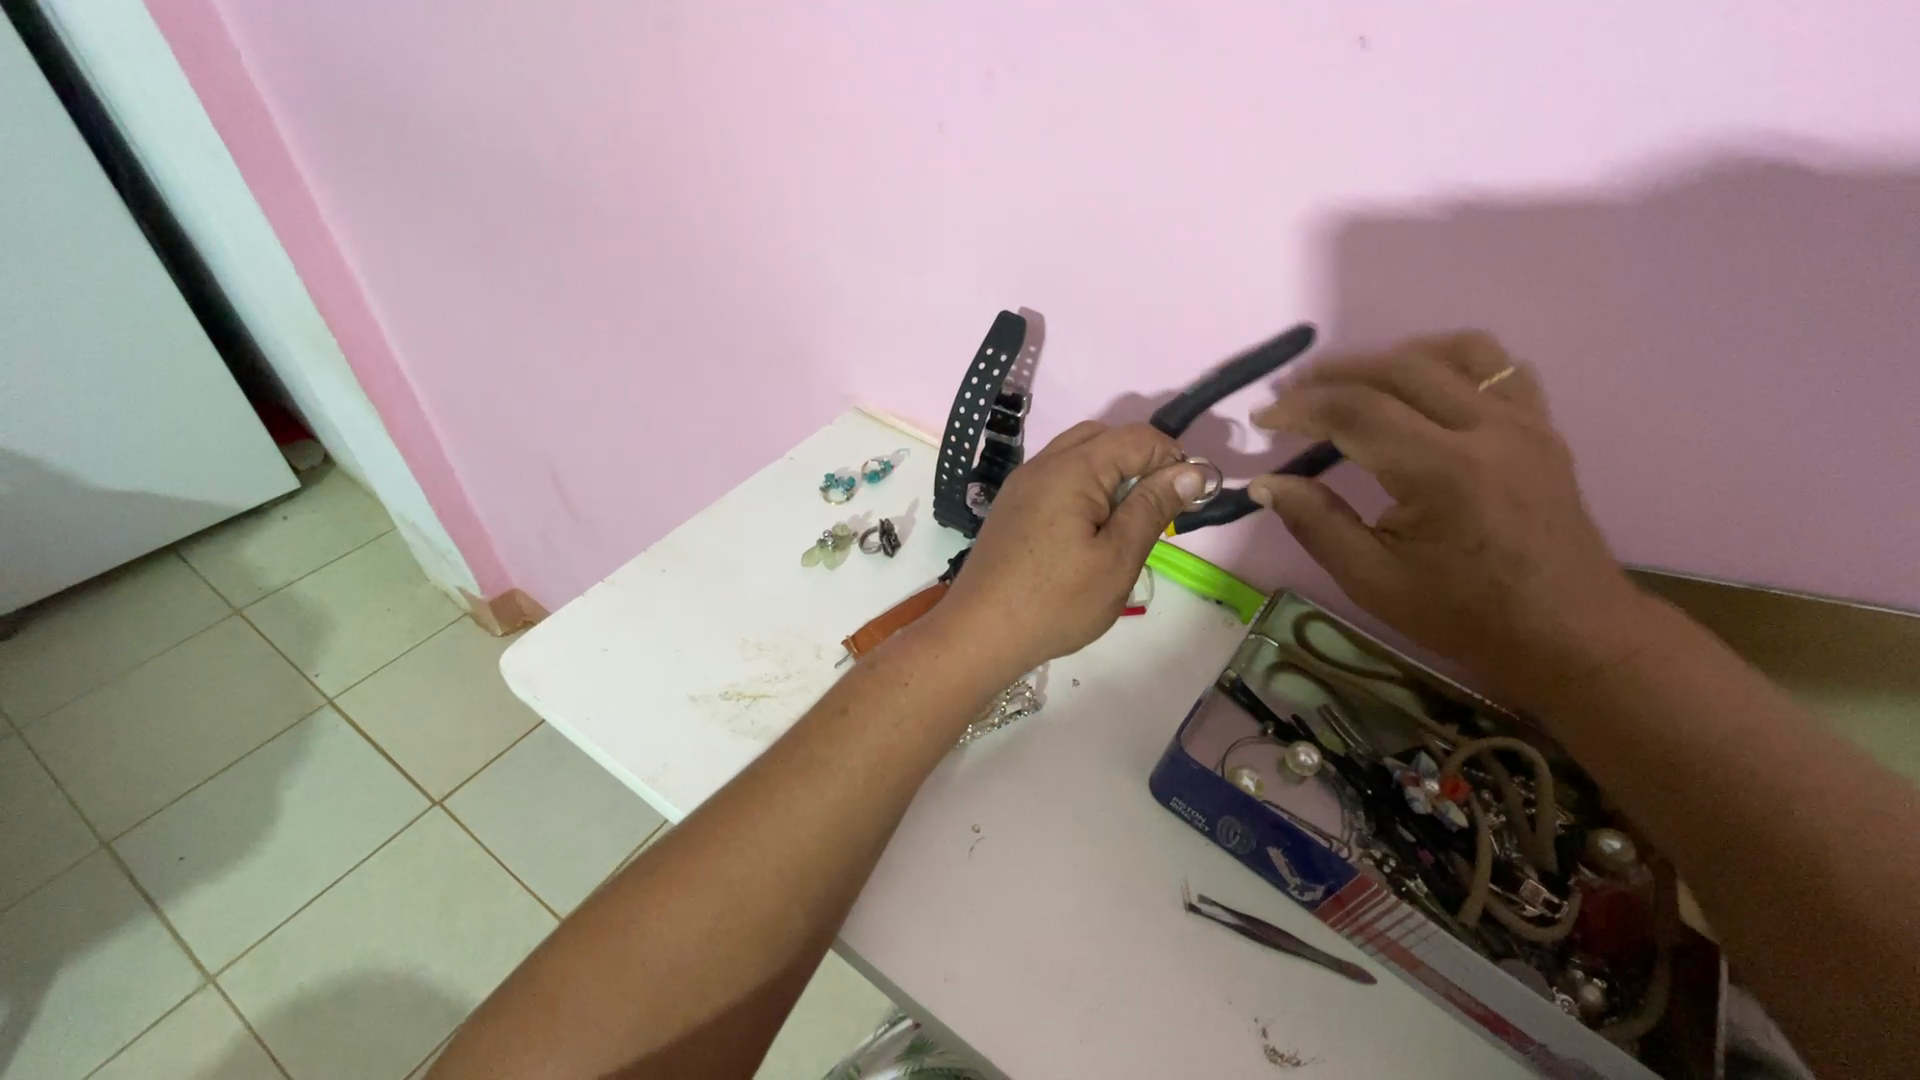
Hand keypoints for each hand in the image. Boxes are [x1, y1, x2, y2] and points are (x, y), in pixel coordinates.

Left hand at [936, 422, 1205, 679]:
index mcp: (1071, 469)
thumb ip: (1152, 508)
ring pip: (1077, 456)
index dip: (1172, 458)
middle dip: (1140, 461)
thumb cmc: (1055, 602)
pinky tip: (1090, 531)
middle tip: (1160, 507)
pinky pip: (1056, 478)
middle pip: (1103, 438)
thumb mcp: (1117, 559)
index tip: (1191, 497)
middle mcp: (1043, 464)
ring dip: (1111, 475)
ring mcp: (1021, 485)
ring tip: (1127, 521)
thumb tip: (1192, 471)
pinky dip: (1083, 488)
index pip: (1136, 437)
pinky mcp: (1011, 508)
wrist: (978, 633)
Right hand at [1247, 332, 1649, 705]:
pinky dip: (1450, 362)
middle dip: (1334, 374)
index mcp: (1442, 472)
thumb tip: (1265, 483)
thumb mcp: (1372, 581)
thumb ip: (1316, 523)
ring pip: (1454, 351)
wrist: (1568, 633)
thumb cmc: (1463, 615)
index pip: (1357, 411)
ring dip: (1392, 357)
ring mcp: (1523, 423)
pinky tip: (1420, 387)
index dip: (1301, 407)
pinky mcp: (1542, 428)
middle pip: (1398, 369)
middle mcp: (1487, 431)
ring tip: (1353, 383)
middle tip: (1291, 395)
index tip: (1262, 417)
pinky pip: (1498, 367)